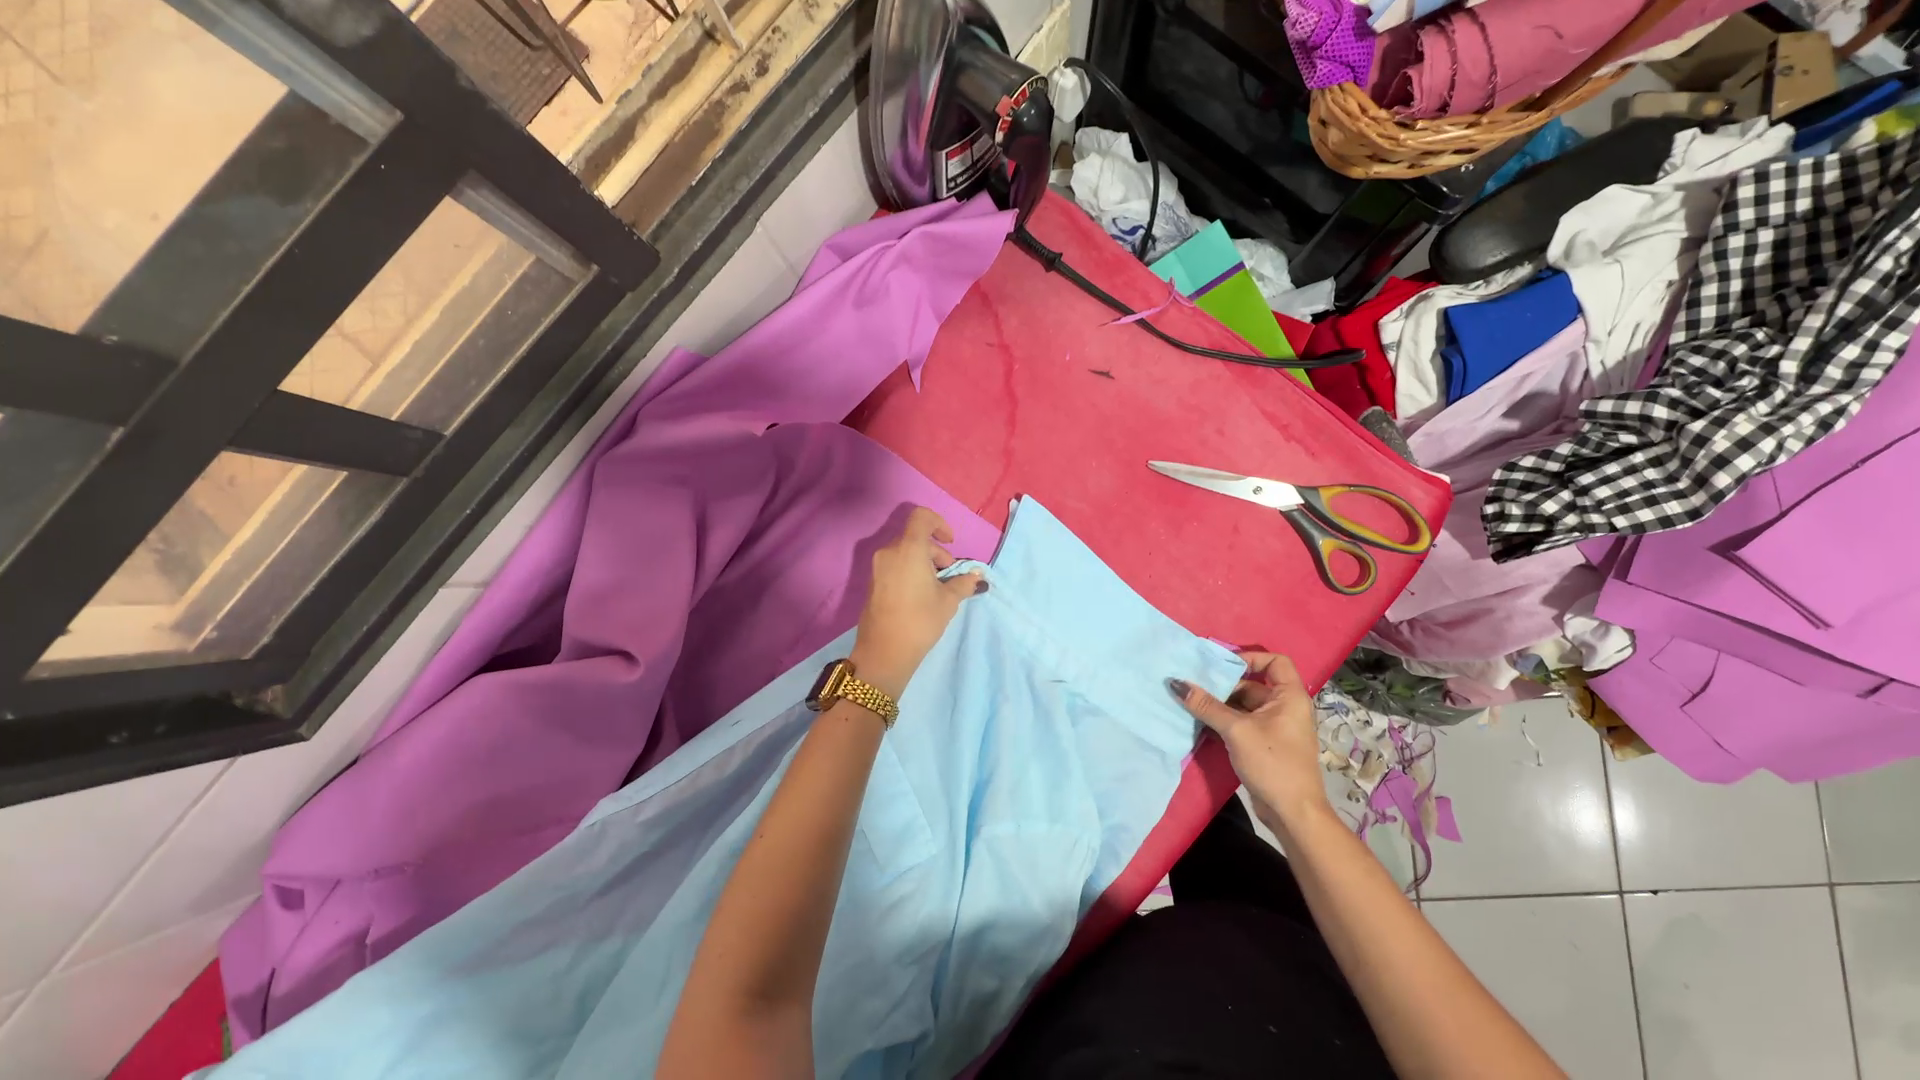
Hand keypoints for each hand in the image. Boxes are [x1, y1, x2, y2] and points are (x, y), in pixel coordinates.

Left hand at [849, 508, 984, 699]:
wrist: (884, 652)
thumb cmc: (920, 621)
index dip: (939, 523)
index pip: (921, 517)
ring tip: (936, 587)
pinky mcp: (872, 582)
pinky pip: (894, 565)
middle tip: (948, 574)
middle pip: (914, 537)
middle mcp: (889, 551)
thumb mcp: (948, 601)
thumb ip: (962, 583)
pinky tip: (920, 594)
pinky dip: (910, 570)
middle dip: (935, 551)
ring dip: (923, 561)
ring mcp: (877, 567)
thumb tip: (976, 576)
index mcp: (908, 549)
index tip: (950, 543)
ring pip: (904, 551)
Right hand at [1170, 652, 1328, 827]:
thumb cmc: (1272, 763)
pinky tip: (1201, 722)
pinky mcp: (1265, 744)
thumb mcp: (1237, 730)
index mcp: (1290, 696)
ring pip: (1245, 705)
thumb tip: (1177, 683)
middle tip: (1195, 684)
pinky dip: (1224, 721)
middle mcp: (1286, 707)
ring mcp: (1275, 727)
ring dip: (1221, 704)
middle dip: (1225, 684)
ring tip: (1192, 702)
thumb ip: (1207, 706)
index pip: (1274, 661)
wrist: (1293, 812)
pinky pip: (1243, 723)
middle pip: (1253, 684)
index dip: (1249, 658)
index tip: (1221, 666)